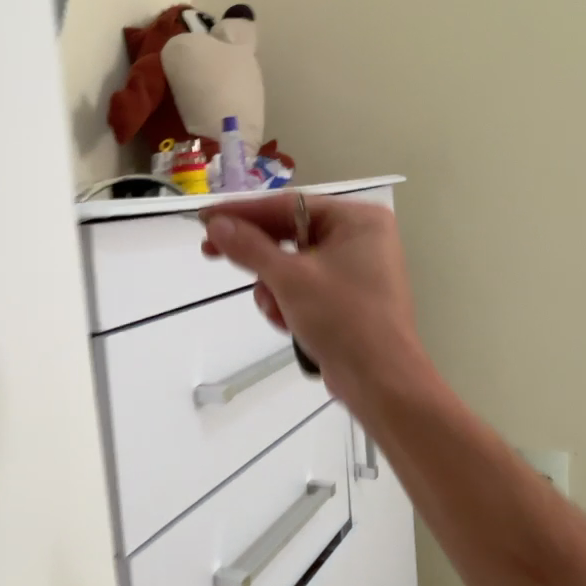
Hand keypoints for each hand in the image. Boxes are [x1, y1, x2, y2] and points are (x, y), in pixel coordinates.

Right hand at [200, 194, 431, 408]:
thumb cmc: (342, 318)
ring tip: (273, 308)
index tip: (205, 219)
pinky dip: (287, 301)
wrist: (380, 379)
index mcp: (356, 220)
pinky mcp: (346, 298)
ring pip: (291, 264)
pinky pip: (303, 286)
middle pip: (289, 233)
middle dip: (257, 256)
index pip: (287, 206)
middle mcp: (359, 237)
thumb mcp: (289, 279)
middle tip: (210, 252)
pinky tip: (286, 322)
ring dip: (272, 286)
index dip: (242, 212)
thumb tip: (216, 225)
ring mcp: (354, 269)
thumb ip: (249, 247)